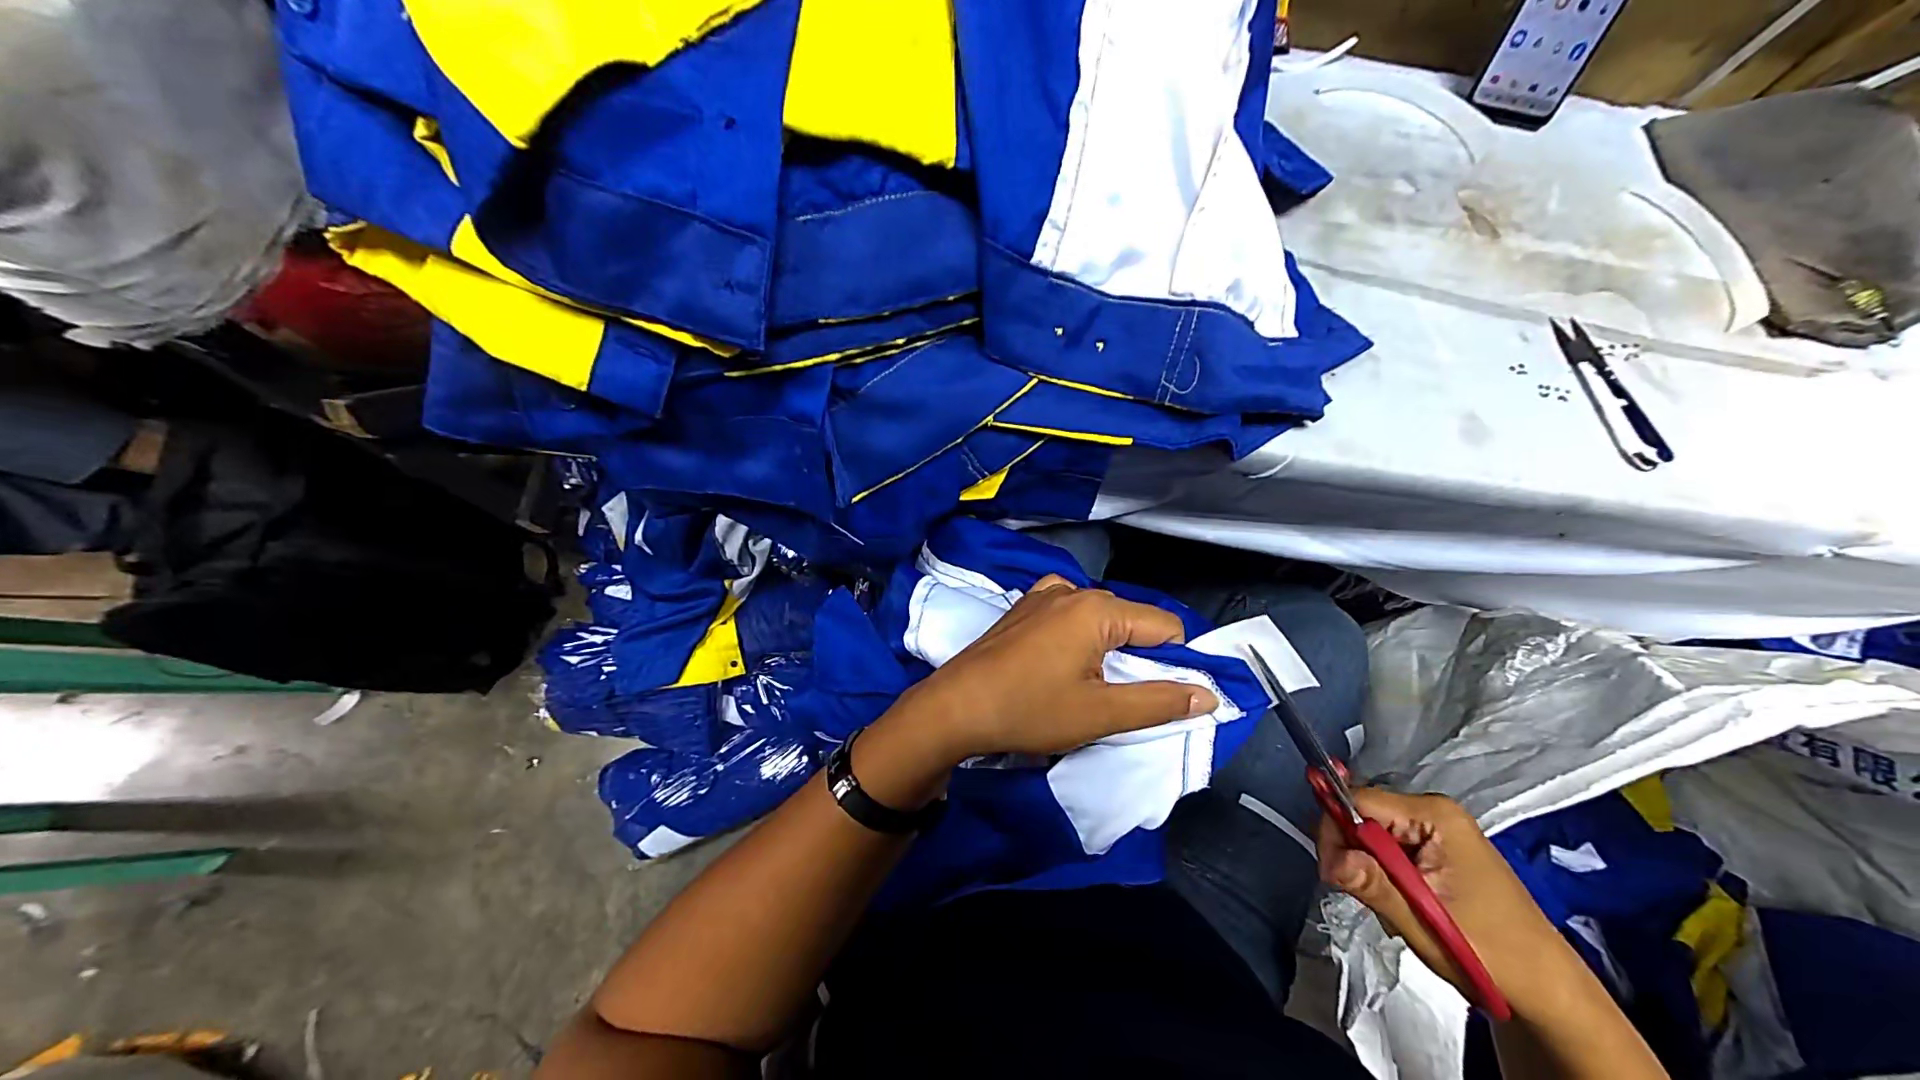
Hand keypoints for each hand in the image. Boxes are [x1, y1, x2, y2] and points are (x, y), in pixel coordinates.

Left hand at [901, 575, 1218, 762]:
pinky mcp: (1023, 608)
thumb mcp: (1100, 714)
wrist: (953, 708)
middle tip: (1114, 698)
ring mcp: (1042, 595)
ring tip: (1083, 686)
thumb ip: (1159, 702)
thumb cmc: (1028, 711)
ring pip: (1101, 619)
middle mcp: (1072, 590)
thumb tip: (1208, 693)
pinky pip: (1069, 616)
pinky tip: (1058, 666)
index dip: (1174, 663)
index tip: (1159, 696)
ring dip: (1105, 650)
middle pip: (1132, 621)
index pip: (1166, 627)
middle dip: (1137, 658)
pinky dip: (1077, 638)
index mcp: (1097, 609)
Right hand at [1317, 788, 1582, 1016]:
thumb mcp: (1423, 921)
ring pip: (1372, 837)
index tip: (1333, 873)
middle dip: (1355, 856)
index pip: (1357, 800)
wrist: (1548, 990)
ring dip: (1370, 872)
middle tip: (1369, 898)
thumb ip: (1372, 884)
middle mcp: (1433, 812)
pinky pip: (1390, 851)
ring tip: (1395, 909)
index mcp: (1434, 815)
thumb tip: (1329, 859)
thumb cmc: (1492, 952)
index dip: (1336, 832)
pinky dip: (1385, 878)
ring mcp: (1437, 831)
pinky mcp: (1437, 851)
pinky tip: (1404, 905)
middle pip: (1362, 816)